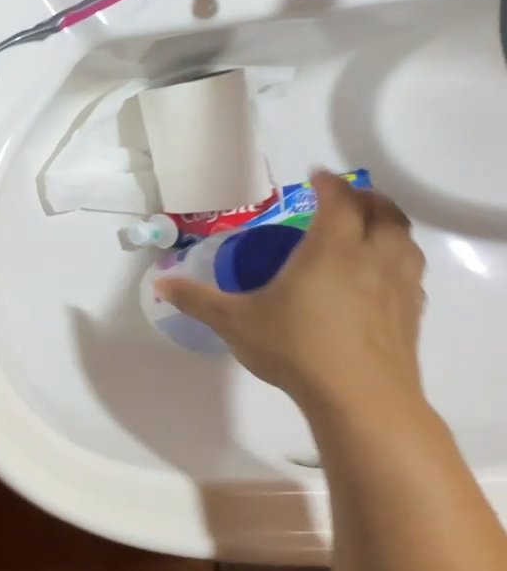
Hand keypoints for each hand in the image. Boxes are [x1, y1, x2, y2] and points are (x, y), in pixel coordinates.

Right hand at [155, 171, 427, 412]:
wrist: (360, 396)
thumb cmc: (294, 347)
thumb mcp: (232, 321)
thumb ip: (197, 299)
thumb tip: (160, 284)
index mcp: (330, 252)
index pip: (339, 204)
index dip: (329, 185)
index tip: (316, 175)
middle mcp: (372, 260)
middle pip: (384, 214)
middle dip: (366, 198)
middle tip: (343, 195)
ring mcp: (398, 285)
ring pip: (404, 240)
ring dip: (387, 224)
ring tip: (366, 226)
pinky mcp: (410, 311)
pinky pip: (409, 268)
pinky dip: (396, 255)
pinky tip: (377, 271)